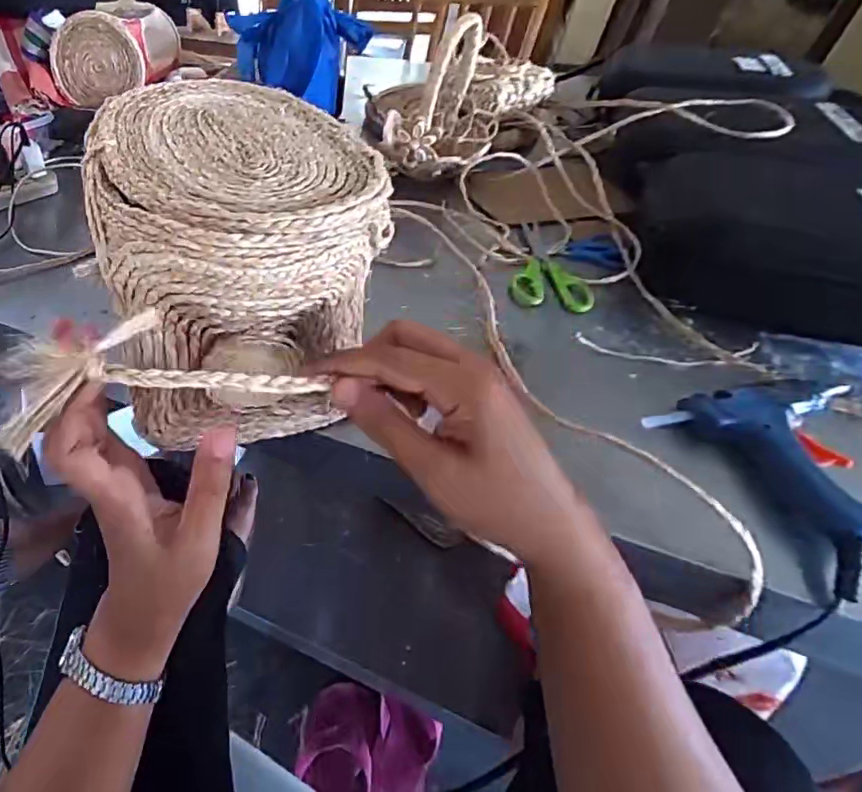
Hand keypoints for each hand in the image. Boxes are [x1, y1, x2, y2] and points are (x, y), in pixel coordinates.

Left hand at [41, 383, 235, 680]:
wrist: (141, 618)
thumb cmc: (167, 585)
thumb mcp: (200, 540)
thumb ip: (211, 485)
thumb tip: (223, 426)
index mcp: (112, 493)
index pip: (67, 452)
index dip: (72, 412)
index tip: (98, 376)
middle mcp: (102, 478)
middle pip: (66, 429)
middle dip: (75, 389)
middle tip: (101, 349)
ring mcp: (107, 476)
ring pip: (80, 428)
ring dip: (87, 393)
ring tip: (113, 357)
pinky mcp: (119, 476)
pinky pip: (100, 433)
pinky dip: (103, 406)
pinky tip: (128, 385)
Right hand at [308, 320, 589, 564]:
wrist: (553, 525)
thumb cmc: (495, 504)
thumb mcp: (432, 470)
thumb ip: (384, 423)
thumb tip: (339, 388)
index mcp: (465, 382)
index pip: (390, 358)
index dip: (345, 364)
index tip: (308, 373)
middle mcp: (473, 363)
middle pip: (404, 336)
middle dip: (366, 357)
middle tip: (343, 394)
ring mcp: (479, 371)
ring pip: (417, 347)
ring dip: (386, 367)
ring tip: (374, 409)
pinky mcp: (480, 384)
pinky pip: (431, 364)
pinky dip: (406, 377)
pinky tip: (405, 412)